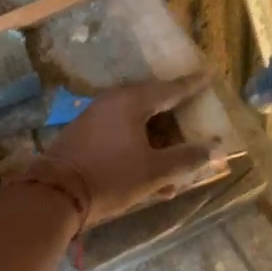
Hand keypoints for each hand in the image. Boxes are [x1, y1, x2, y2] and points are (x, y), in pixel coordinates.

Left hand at [18, 75, 222, 231]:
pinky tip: (150, 173)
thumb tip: (217, 148)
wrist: (54, 195)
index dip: (191, 85)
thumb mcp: (155, 171)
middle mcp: (113, 102)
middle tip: (194, 113)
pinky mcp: (85, 135)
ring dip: (157, 139)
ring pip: (136, 122)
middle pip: (152, 102)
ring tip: (175, 157)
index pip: (170, 89)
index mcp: (131, 101)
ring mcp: (95, 117)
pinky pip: (121, 133)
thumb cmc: (110, 177)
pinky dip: (139, 146)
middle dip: (174, 113)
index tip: (208, 76)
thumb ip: (187, 158)